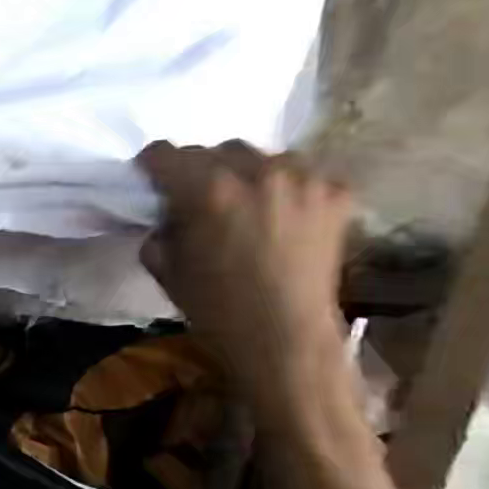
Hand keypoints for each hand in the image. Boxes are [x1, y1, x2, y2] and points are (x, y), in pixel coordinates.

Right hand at [135, 141, 354, 415]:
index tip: (153, 182)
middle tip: (199, 199)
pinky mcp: (335, 192)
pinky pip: (301, 173)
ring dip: (246, 174)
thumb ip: (159, 230)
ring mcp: (303, 178)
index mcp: (206, 191)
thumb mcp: (166, 270)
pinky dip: (287, 187)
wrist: (285, 339)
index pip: (165, 153)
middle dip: (201, 170)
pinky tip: (282, 215)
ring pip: (262, 156)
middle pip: (215, 149)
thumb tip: (165, 213)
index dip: (153, 167)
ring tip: (247, 204)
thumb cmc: (216, 310)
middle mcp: (257, 172)